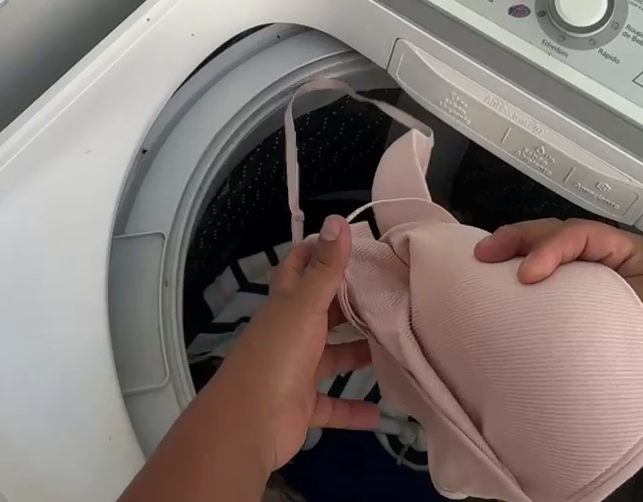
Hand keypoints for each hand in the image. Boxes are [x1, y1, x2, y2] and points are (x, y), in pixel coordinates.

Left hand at [200, 214, 381, 470]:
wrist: (248, 423)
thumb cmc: (277, 354)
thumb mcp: (305, 305)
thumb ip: (325, 267)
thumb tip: (337, 219)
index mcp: (287, 302)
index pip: (300, 266)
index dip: (320, 251)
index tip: (353, 242)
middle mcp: (291, 331)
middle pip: (323, 310)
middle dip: (351, 303)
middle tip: (389, 293)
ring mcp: (295, 369)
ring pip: (332, 356)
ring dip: (357, 353)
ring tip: (394, 344)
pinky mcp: (302, 405)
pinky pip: (332, 406)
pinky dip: (353, 409)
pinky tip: (381, 410)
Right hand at [474, 218, 642, 437]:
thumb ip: (607, 300)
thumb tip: (554, 302)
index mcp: (624, 248)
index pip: (576, 234)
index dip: (547, 249)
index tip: (527, 276)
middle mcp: (607, 259)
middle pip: (556, 237)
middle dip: (518, 241)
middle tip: (482, 255)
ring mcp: (599, 285)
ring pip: (553, 260)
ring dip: (520, 259)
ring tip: (486, 268)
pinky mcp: (593, 314)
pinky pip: (559, 293)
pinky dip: (533, 290)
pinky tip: (510, 298)